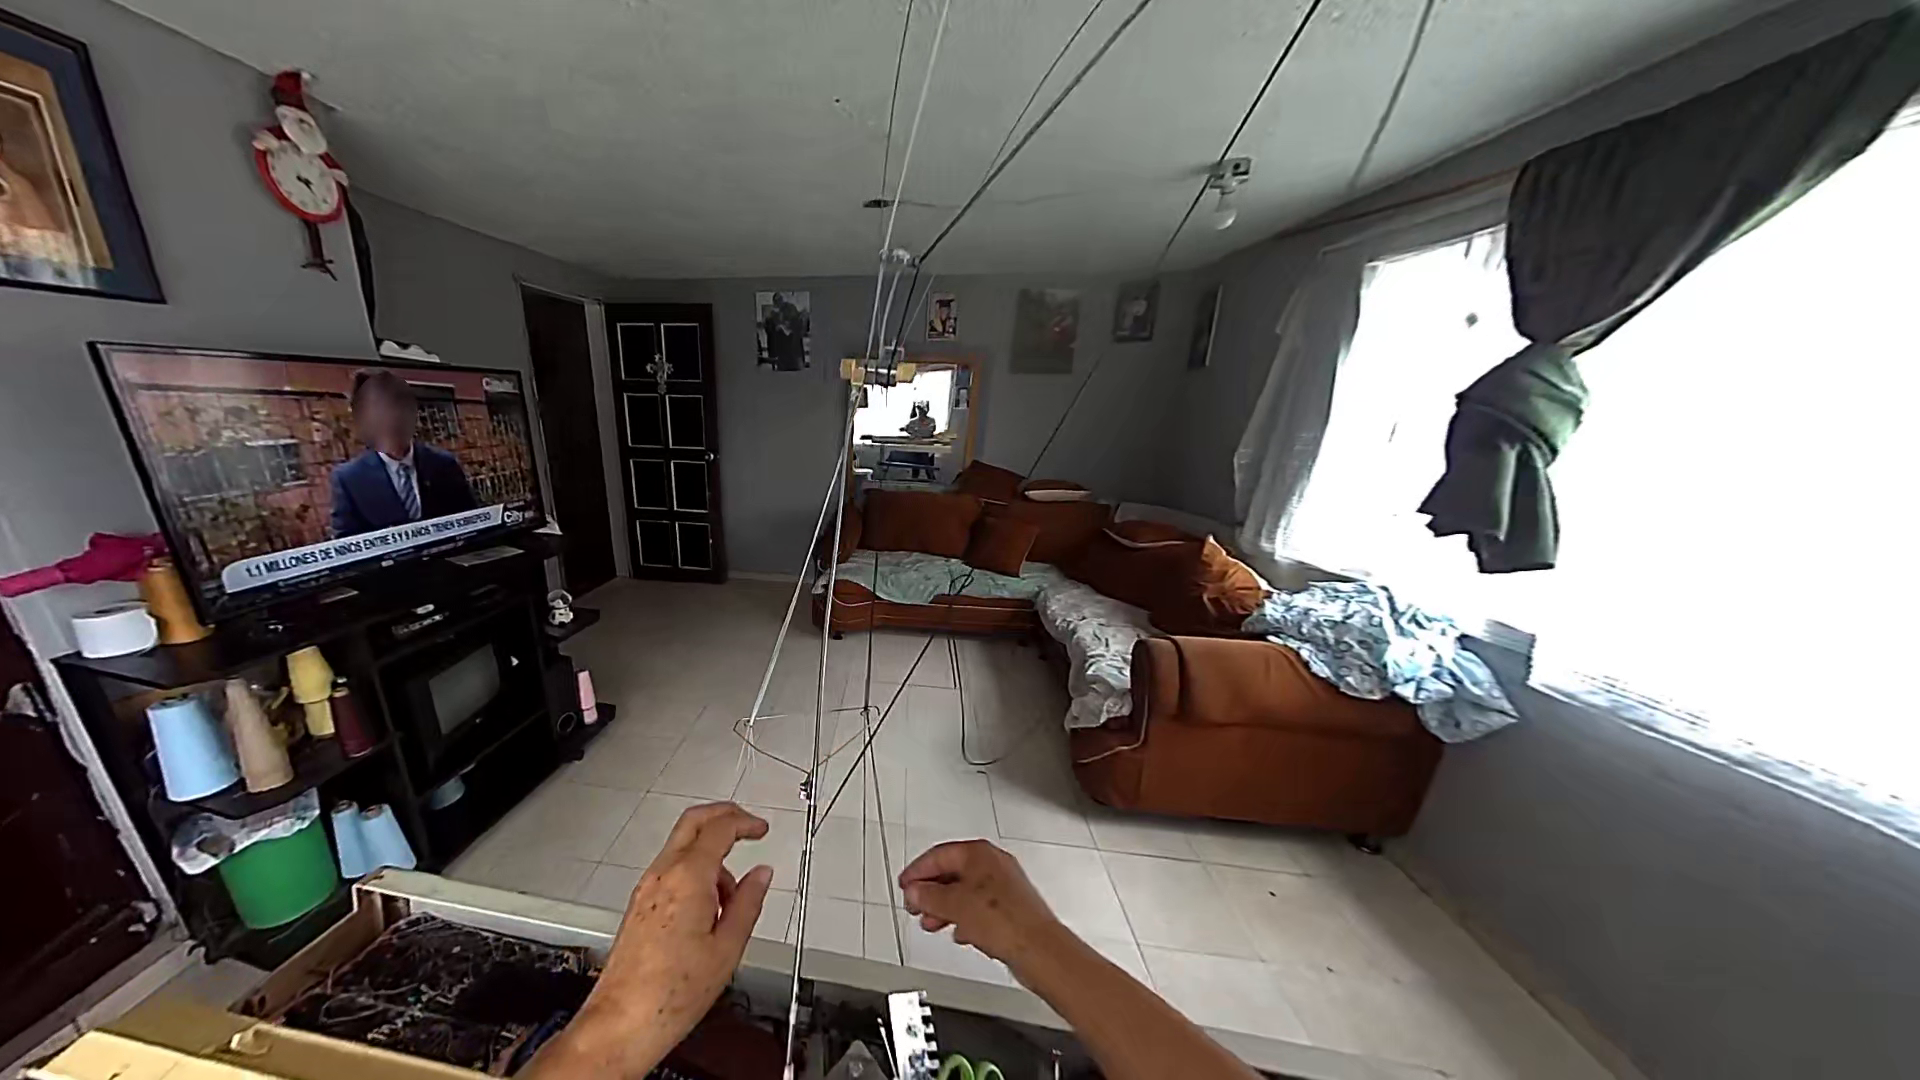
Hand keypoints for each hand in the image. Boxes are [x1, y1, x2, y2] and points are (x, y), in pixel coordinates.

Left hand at [527, 803, 772, 1079]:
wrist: (619, 1027)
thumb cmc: (668, 995)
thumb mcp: (728, 948)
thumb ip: (749, 902)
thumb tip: (761, 876)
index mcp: (688, 878)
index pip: (721, 827)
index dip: (746, 822)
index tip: (760, 829)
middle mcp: (663, 875)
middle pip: (694, 820)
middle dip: (724, 815)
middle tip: (746, 825)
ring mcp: (647, 888)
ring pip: (683, 845)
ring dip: (711, 852)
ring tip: (730, 896)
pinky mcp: (639, 904)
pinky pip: (672, 869)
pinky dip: (695, 871)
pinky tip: (708, 908)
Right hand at [898, 839, 1062, 967]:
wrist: (1038, 949)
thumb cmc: (1006, 920)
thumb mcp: (956, 905)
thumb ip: (930, 896)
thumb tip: (915, 890)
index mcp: (979, 853)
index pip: (939, 854)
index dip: (918, 870)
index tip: (905, 884)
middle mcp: (992, 863)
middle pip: (952, 871)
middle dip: (930, 890)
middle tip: (915, 904)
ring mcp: (1002, 884)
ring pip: (964, 890)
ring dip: (944, 906)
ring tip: (931, 921)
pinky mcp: (1008, 906)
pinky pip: (977, 906)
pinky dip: (963, 916)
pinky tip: (959, 931)